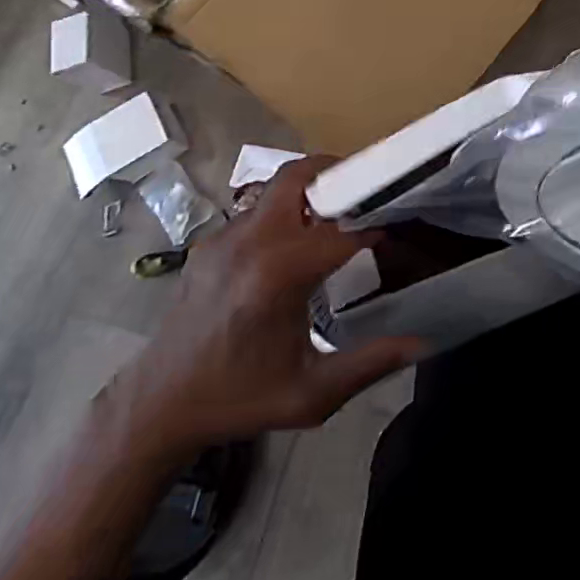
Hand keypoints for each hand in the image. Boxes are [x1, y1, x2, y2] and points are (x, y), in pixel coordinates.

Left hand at [110, 157, 422, 460]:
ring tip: (336, 220)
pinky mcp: (208, 246)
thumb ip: (370, 364)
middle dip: (337, 174)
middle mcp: (249, 244)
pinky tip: (294, 249)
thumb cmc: (240, 398)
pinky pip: (255, 212)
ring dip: (309, 194)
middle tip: (366, 192)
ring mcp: (223, 240)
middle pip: (297, 178)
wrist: (159, 405)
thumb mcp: (312, 393)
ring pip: (274, 190)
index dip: (373, 227)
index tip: (394, 233)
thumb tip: (420, 343)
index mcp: (277, 274)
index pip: (340, 231)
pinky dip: (284, 215)